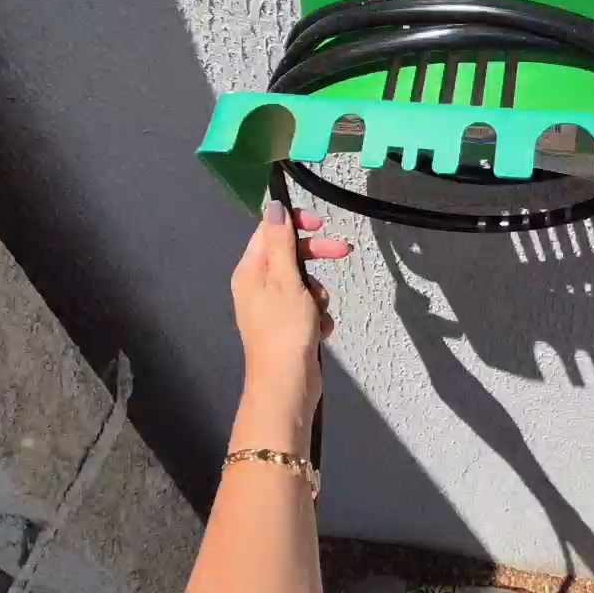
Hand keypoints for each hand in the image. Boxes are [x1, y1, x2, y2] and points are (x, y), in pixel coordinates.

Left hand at [230, 201, 350, 449]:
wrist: (287, 385)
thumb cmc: (285, 329)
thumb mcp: (286, 279)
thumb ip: (282, 242)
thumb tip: (273, 206)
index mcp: (250, 271)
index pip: (270, 231)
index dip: (296, 223)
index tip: (321, 224)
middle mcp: (257, 286)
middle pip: (290, 255)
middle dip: (316, 257)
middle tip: (343, 251)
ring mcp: (272, 307)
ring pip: (303, 282)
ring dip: (318, 293)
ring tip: (319, 311)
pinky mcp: (287, 326)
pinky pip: (307, 307)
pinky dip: (318, 314)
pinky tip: (321, 329)